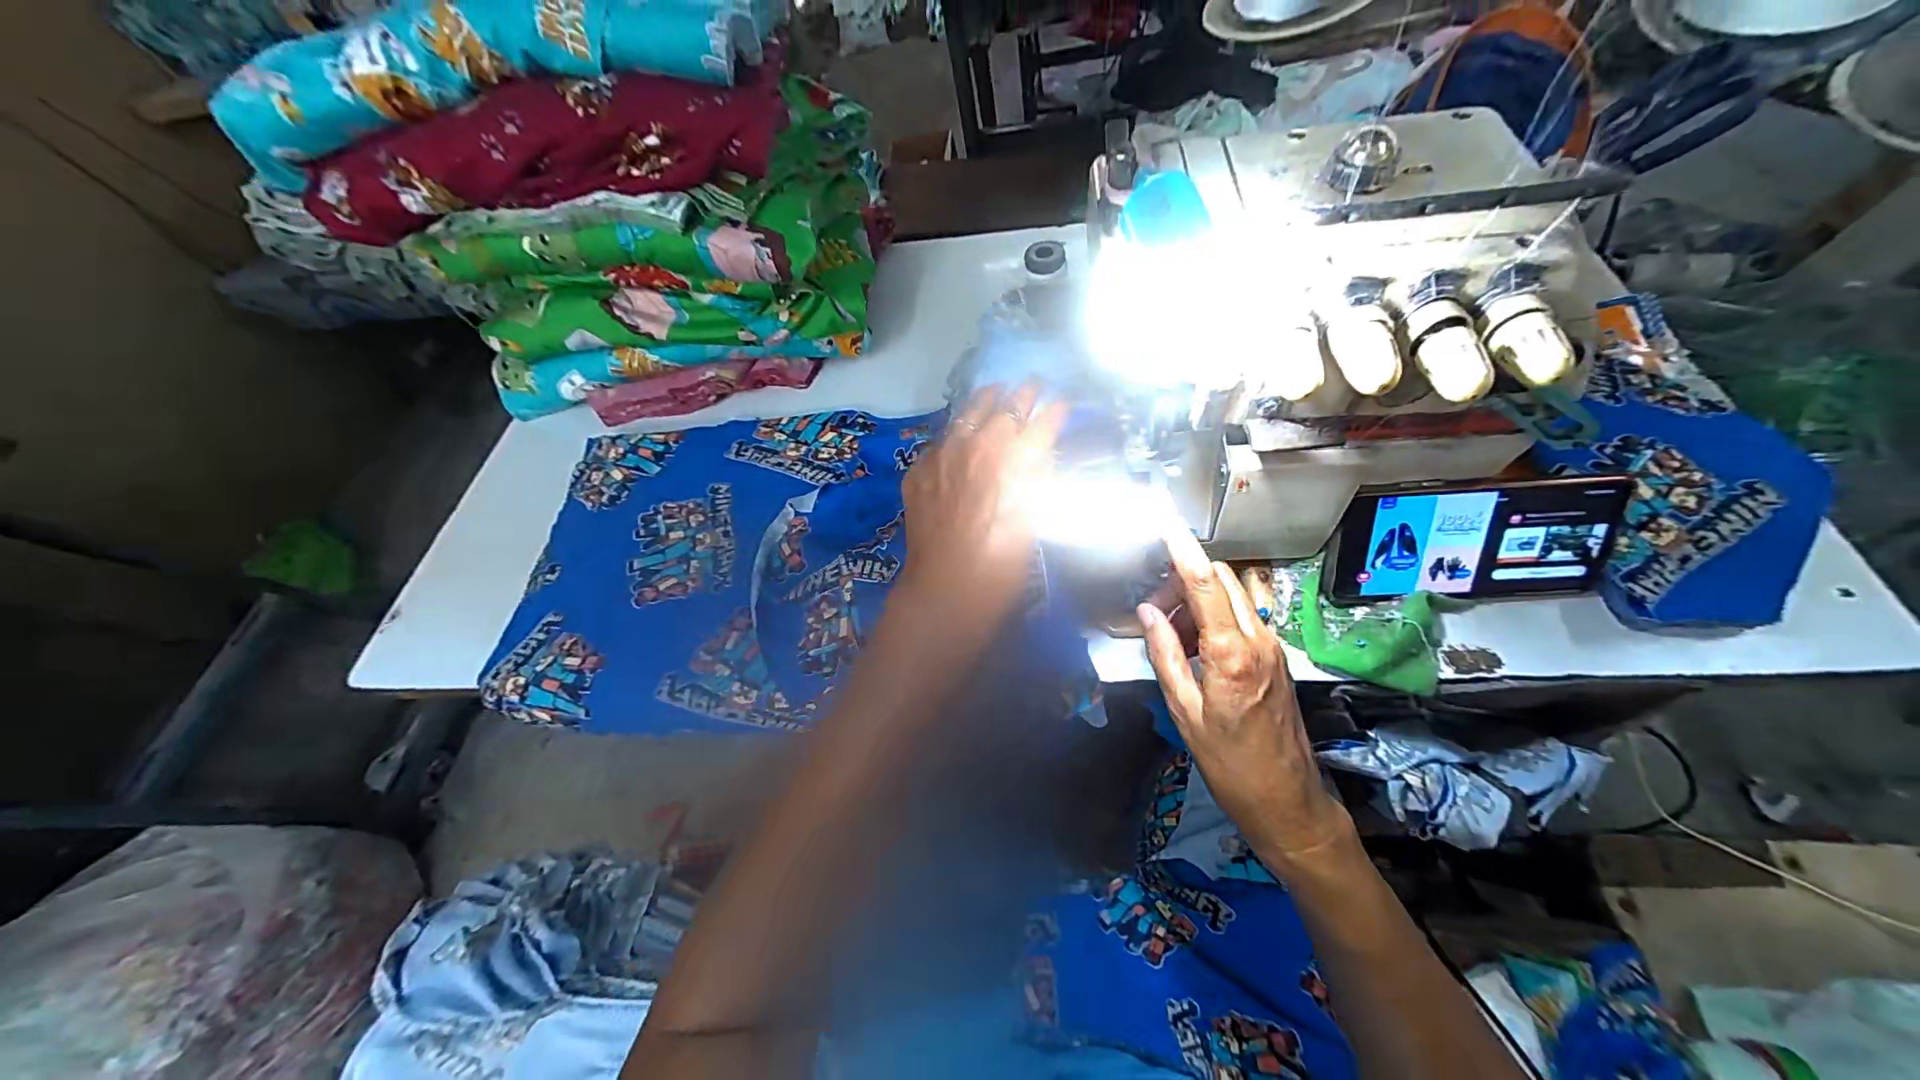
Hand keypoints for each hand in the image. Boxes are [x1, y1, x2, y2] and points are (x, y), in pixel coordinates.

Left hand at [895, 383, 1066, 635]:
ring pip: (969, 411)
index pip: (1045, 419)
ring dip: (987, 401)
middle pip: (1007, 405)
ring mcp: (946, 452)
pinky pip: (941, 440)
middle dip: (1024, 394)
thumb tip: (1039, 456)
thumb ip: (1038, 479)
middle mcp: (982, 443)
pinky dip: (956, 434)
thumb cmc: (1004, 565)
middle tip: (1032, 386)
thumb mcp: (1035, 519)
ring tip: (996, 392)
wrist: (948, 587)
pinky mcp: (920, 468)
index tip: (1063, 402)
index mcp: (1020, 456)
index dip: (1057, 409)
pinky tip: (960, 439)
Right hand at [1136, 524, 1353, 867]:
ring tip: (1172, 630)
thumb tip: (1147, 613)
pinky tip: (1195, 644)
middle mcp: (1259, 639)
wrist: (1287, 799)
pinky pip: (1243, 615)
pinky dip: (1215, 614)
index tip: (1166, 525)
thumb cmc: (1230, 763)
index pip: (1206, 583)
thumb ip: (1166, 654)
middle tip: (1154, 609)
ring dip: (1201, 596)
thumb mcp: (1185, 711)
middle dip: (1184, 578)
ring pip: (1234, 594)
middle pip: (1222, 579)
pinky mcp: (1277, 656)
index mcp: (1232, 653)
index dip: (1183, 550)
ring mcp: (1273, 646)